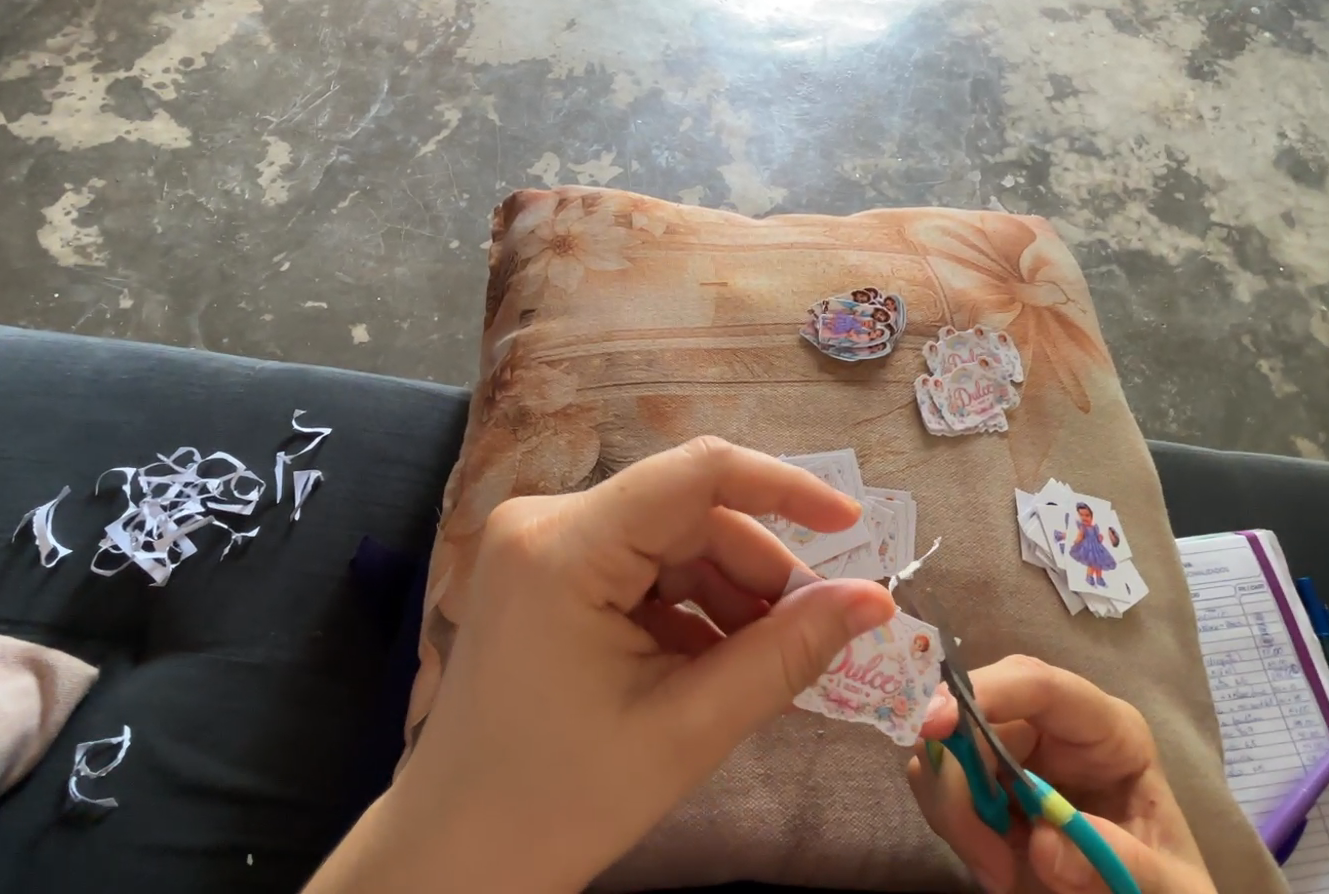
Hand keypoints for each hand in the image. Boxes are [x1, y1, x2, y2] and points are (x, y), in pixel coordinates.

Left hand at [307, 437, 895, 893]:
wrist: (454, 856)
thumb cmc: (559, 803)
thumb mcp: (687, 728)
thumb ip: (787, 654)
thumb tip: (874, 601)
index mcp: (564, 547)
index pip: (694, 473)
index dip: (782, 486)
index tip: (851, 525)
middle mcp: (545, 519)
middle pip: (686, 514)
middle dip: (757, 570)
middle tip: (812, 633)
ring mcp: (539, 541)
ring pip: (669, 540)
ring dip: (727, 592)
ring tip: (762, 659)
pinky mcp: (546, 567)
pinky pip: (640, 564)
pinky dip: (687, 604)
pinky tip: (711, 658)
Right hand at [906, 656, 1214, 893]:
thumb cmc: (1170, 890)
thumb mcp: (1171, 887)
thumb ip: (1118, 861)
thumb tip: (1042, 840)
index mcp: (1103, 728)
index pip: (1036, 683)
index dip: (984, 691)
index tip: (936, 726)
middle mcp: (1049, 727)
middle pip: (976, 712)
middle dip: (960, 774)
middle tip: (983, 854)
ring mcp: (1012, 751)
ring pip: (948, 744)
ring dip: (952, 806)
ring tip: (996, 871)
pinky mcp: (986, 782)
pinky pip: (940, 780)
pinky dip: (951, 822)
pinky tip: (991, 865)